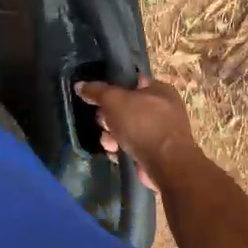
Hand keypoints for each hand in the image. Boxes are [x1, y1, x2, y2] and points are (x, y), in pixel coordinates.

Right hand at [74, 75, 198, 192]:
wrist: (167, 165)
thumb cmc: (143, 124)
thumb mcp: (113, 100)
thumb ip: (95, 90)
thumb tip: (80, 85)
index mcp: (160, 90)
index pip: (131, 81)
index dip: (111, 86)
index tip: (97, 96)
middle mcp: (163, 109)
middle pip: (124, 106)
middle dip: (108, 116)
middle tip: (104, 122)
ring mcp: (161, 132)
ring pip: (125, 127)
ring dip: (111, 134)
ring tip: (108, 143)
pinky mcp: (156, 152)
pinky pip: (131, 144)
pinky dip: (121, 148)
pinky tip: (115, 152)